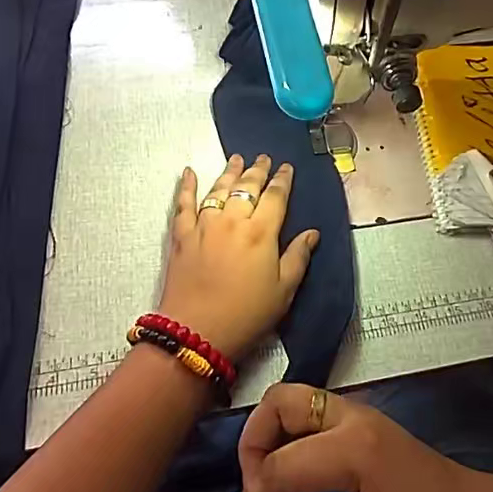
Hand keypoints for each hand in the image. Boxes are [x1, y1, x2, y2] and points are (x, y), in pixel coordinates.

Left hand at [158, 155, 319, 360]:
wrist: (197, 332)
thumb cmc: (246, 315)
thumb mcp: (284, 290)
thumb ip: (298, 257)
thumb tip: (311, 233)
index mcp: (261, 233)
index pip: (275, 196)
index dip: (282, 180)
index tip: (286, 168)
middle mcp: (232, 221)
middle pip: (247, 186)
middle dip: (257, 170)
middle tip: (263, 158)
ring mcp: (204, 227)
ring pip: (218, 189)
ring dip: (228, 172)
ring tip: (236, 159)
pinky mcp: (181, 237)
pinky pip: (183, 204)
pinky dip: (185, 186)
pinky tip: (188, 172)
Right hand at [230, 383, 492, 491]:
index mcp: (355, 450)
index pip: (278, 467)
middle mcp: (353, 417)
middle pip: (276, 403)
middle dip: (251, 449)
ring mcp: (360, 413)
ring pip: (290, 400)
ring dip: (267, 438)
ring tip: (264, 488)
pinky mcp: (365, 422)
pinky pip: (308, 413)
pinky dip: (286, 438)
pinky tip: (288, 478)